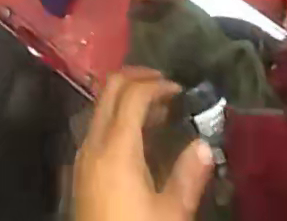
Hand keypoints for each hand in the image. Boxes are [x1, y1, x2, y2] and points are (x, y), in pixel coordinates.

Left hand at [72, 67, 214, 220]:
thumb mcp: (172, 216)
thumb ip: (188, 176)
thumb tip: (204, 144)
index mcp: (115, 146)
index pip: (132, 94)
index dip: (157, 85)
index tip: (181, 90)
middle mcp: (93, 140)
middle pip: (110, 88)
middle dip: (137, 78)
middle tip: (166, 86)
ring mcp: (82, 154)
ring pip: (101, 105)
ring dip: (126, 97)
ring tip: (159, 111)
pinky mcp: (81, 170)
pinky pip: (97, 126)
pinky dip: (117, 117)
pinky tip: (140, 138)